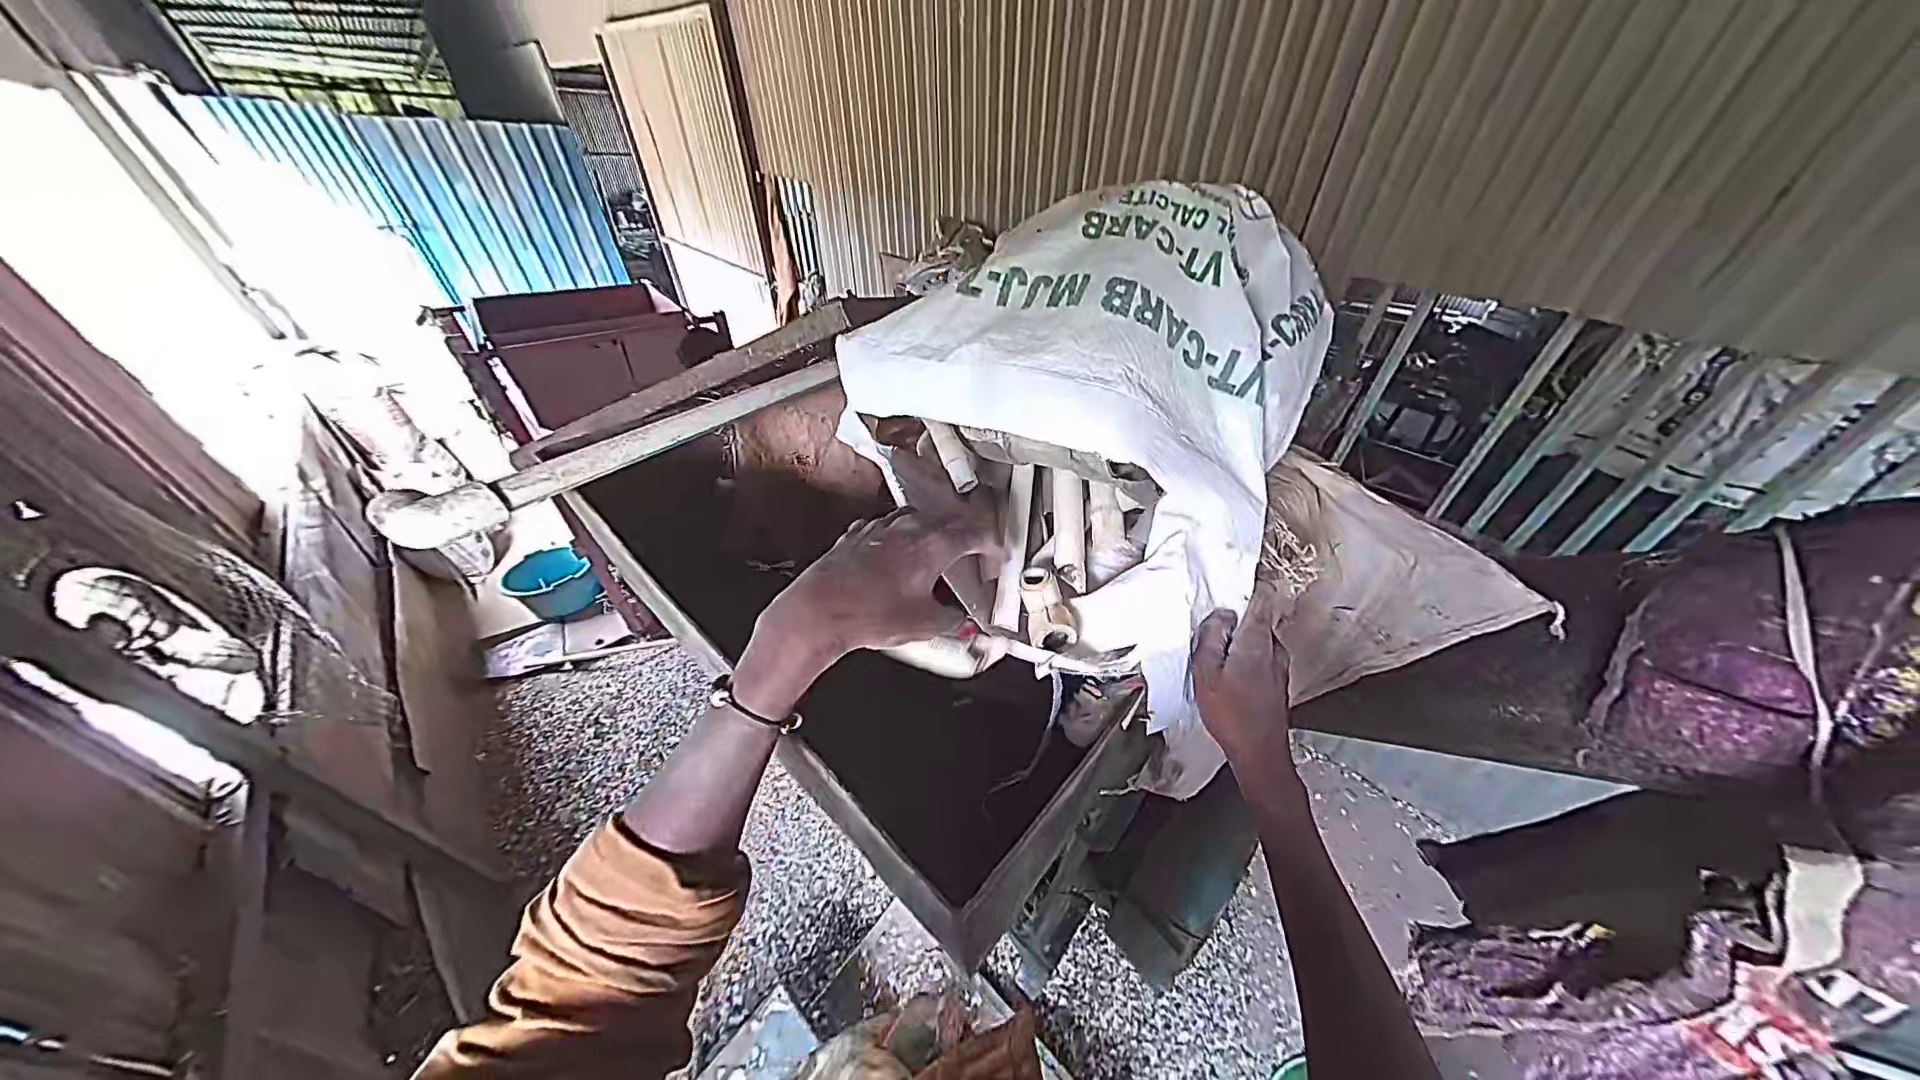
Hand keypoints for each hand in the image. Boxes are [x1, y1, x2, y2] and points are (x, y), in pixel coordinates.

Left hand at [733, 448, 999, 715]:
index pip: (975, 531)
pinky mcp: (857, 536)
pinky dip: (903, 541)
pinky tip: (899, 563)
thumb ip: (955, 621)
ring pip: (918, 521)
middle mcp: (907, 527)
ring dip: (934, 536)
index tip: (995, 557)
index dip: (992, 545)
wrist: (816, 611)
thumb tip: (963, 623)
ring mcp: (880, 528)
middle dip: (965, 537)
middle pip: (948, 521)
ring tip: (938, 560)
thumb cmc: (864, 613)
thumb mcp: (925, 624)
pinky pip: (890, 530)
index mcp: (932, 542)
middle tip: (973, 556)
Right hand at [1191, 580, 1295, 787]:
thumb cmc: (1231, 714)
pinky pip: (1260, 656)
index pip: (1261, 599)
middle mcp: (1274, 649)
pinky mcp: (1278, 681)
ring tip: (1216, 657)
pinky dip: (1245, 657)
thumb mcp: (1206, 673)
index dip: (1250, 583)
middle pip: (1256, 619)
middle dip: (1235, 619)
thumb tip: (1219, 615)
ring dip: (1239, 641)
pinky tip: (1228, 675)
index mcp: (1257, 641)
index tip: (1236, 574)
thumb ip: (1211, 639)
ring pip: (1258, 639)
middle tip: (1210, 630)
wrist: (1260, 753)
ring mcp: (1280, 666)